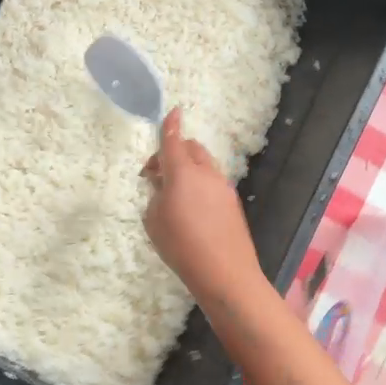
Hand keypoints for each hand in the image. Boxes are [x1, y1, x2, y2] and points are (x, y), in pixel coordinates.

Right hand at [141, 107, 265, 308]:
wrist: (225, 273)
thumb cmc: (180, 245)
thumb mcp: (153, 220)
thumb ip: (156, 196)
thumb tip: (164, 188)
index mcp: (182, 173)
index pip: (173, 142)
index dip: (170, 126)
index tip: (172, 111)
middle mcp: (206, 174)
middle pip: (192, 149)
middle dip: (175, 151)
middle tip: (156, 173)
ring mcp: (223, 188)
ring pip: (204, 165)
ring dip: (188, 168)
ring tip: (172, 193)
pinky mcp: (232, 204)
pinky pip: (212, 183)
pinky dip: (199, 184)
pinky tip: (190, 209)